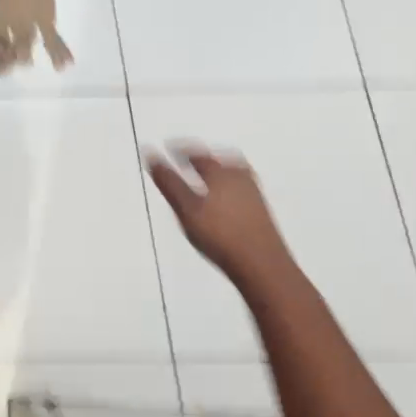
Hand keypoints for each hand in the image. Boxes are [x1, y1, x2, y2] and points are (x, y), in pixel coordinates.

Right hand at [146, 145, 294, 282]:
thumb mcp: (186, 210)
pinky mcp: (263, 214)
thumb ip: (168, 182)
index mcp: (220, 173)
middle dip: (205, 157)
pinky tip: (225, 200)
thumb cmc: (219, 237)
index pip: (197, 154)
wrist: (264, 269)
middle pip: (221, 160)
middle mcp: (240, 178)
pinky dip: (231, 186)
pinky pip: (244, 188)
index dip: (180, 150)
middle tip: (190, 159)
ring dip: (220, 170)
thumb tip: (151, 155)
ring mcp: (255, 196)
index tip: (169, 148)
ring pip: (235, 173)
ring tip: (207, 177)